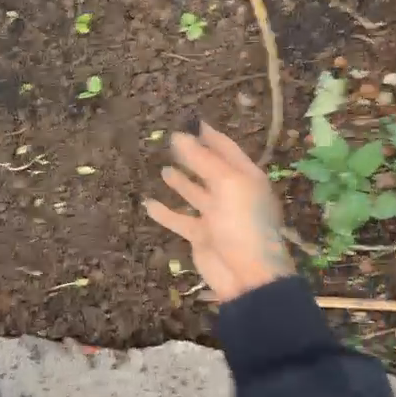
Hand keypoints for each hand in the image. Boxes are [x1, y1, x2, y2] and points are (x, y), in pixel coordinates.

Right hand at [145, 123, 295, 300]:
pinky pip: (179, 219)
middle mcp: (232, 194)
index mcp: (246, 179)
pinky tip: (148, 203)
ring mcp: (216, 216)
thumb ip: (202, 160)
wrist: (247, 275)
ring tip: (164, 169)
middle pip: (210, 169)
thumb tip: (178, 135)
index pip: (227, 150)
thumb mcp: (227, 184)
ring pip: (195, 193)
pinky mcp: (201, 235)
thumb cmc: (243, 224)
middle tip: (172, 141)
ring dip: (181, 182)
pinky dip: (165, 212)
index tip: (193, 121)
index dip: (211, 136)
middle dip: (193, 156)